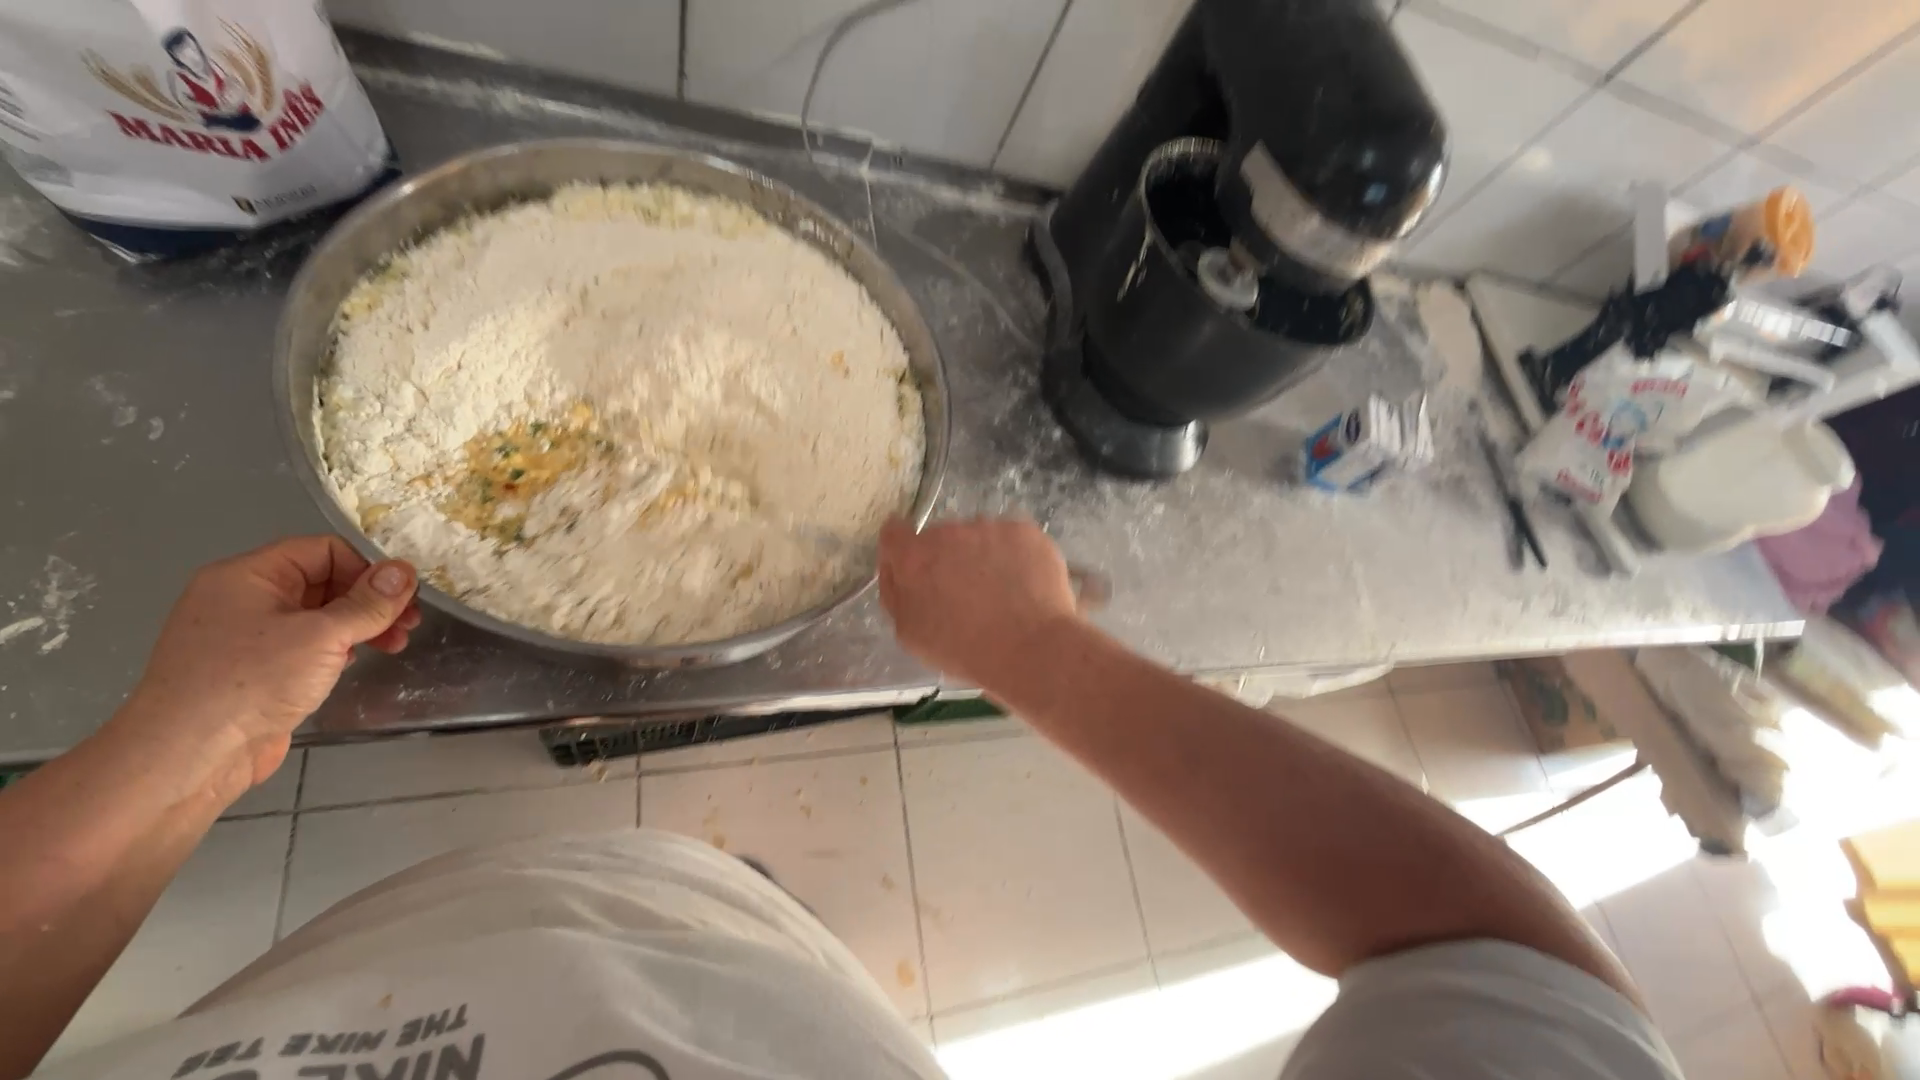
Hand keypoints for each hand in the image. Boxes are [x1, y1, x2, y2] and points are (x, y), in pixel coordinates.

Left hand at [124, 536, 421, 801]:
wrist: (187, 756)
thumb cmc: (252, 681)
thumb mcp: (323, 635)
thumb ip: (369, 603)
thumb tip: (404, 570)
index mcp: (249, 576)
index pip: (323, 551)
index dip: (367, 568)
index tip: (404, 596)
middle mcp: (244, 599)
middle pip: (323, 582)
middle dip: (371, 600)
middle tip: (410, 622)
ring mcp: (247, 637)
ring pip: (318, 616)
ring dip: (361, 625)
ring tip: (395, 645)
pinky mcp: (254, 670)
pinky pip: (305, 644)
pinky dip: (338, 648)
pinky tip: (356, 663)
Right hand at [878, 518, 1079, 685]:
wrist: (1030, 649)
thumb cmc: (963, 650)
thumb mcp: (909, 633)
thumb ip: (896, 593)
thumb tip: (897, 570)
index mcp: (913, 557)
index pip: (894, 534)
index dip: (904, 551)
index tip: (917, 570)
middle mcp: (948, 532)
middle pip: (940, 537)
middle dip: (947, 559)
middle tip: (966, 595)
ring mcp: (989, 528)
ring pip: (979, 537)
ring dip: (982, 556)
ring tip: (1001, 594)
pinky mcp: (1024, 530)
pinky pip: (1012, 539)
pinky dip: (1015, 556)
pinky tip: (1024, 586)